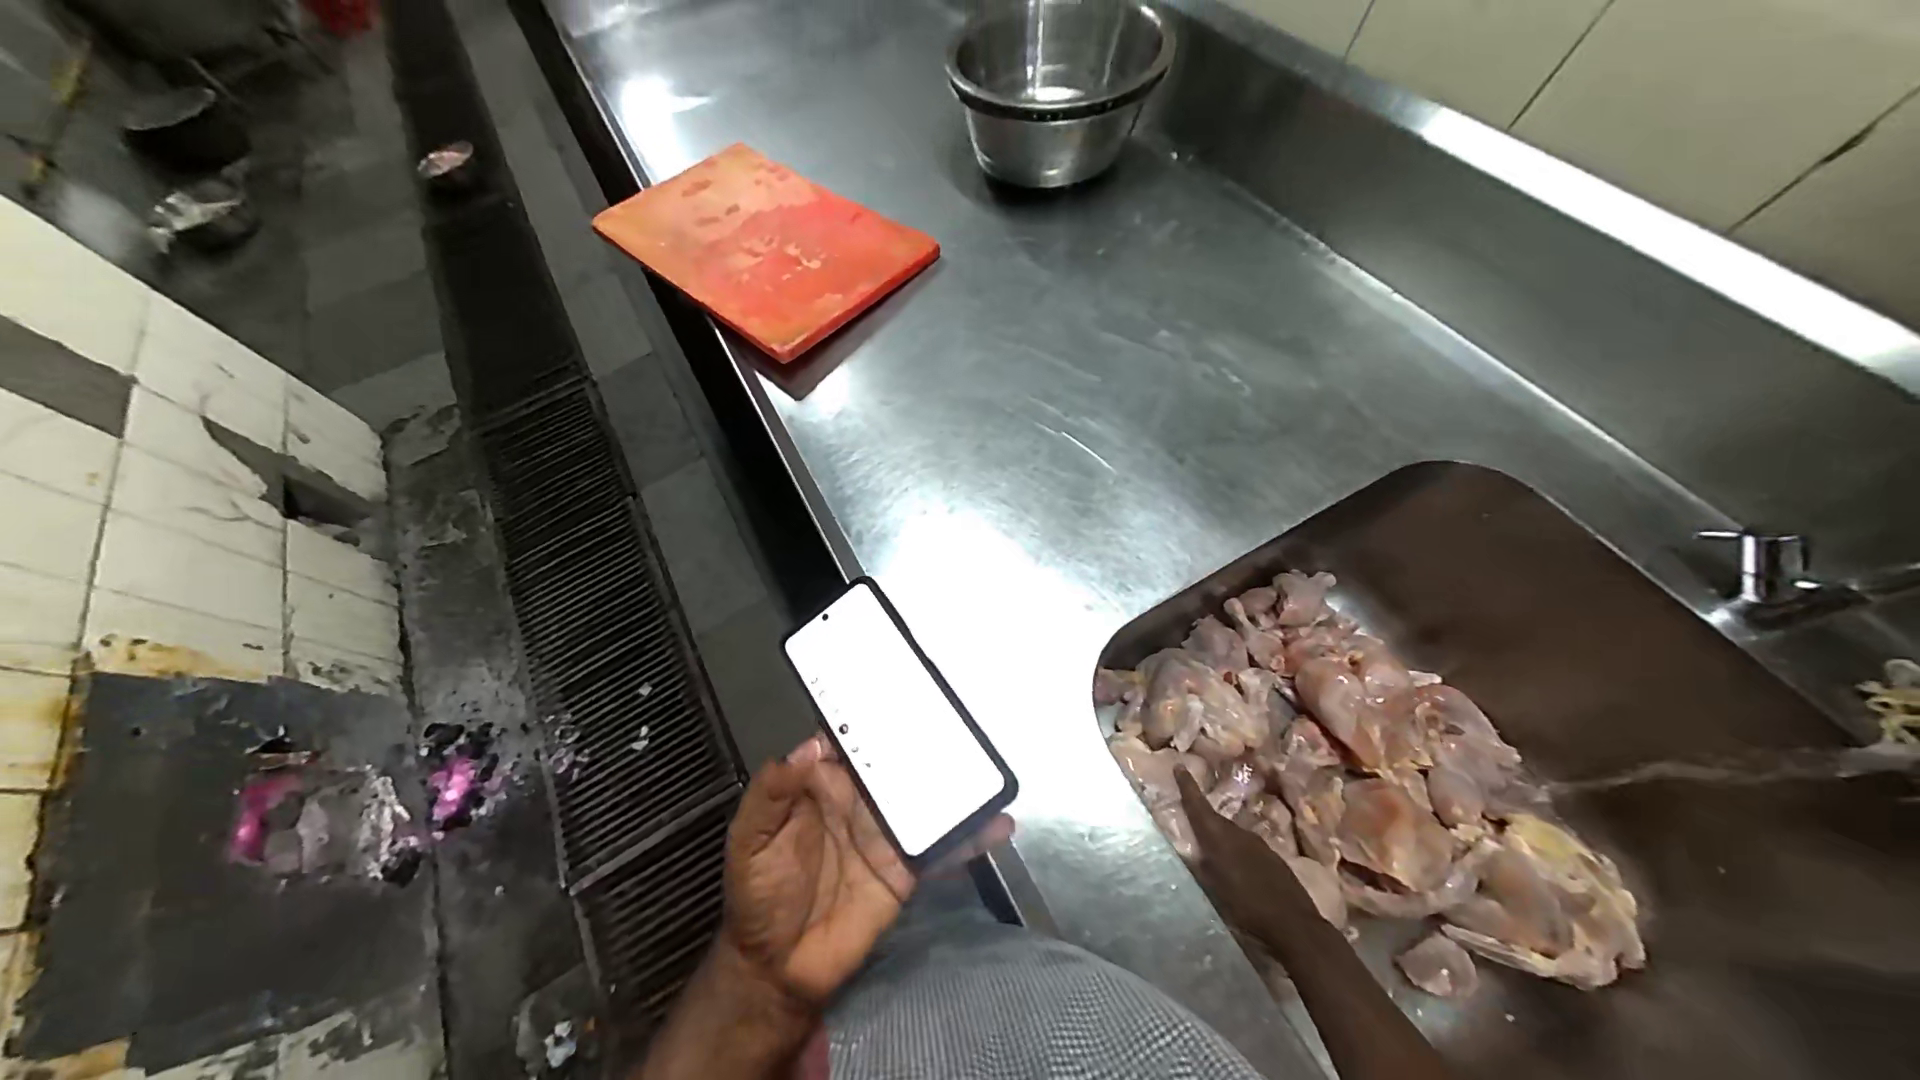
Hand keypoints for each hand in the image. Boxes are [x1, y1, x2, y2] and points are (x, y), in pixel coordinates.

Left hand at [721, 734, 1013, 1006]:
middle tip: (956, 720)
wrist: (778, 968)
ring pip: (925, 799)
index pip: (850, 740)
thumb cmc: (758, 895)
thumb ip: (771, 794)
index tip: (897, 694)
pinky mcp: (907, 867)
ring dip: (955, 783)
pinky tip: (997, 823)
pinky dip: (969, 837)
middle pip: (896, 762)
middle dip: (922, 740)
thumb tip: (810, 747)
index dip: (869, 717)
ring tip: (986, 765)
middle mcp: (860, 800)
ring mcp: (887, 832)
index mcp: (823, 785)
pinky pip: (940, 847)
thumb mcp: (750, 840)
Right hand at [1174, 771, 1315, 930]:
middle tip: (1189, 820)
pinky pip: (1248, 848)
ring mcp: (1260, 845)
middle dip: (1202, 817)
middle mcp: (1239, 833)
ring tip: (1212, 851)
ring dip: (1221, 838)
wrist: (1295, 926)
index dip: (1187, 785)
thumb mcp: (1211, 889)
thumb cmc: (1245, 907)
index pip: (1198, 805)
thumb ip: (1196, 866)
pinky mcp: (1274, 859)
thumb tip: (1183, 849)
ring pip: (1233, 835)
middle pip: (1215, 820)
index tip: (1180, 766)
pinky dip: (1237, 852)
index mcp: (1219, 837)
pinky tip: (1237, 869)